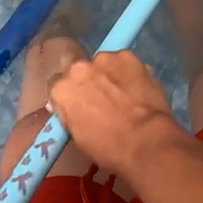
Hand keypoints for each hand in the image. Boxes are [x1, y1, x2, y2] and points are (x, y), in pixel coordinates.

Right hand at [47, 51, 186, 178]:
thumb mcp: (79, 137)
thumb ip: (71, 113)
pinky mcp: (128, 56)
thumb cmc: (108, 147)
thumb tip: (72, 106)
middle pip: (77, 69)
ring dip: (108, 74)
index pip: (57, 86)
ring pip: (102, 64)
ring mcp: (105, 58)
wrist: (145, 139)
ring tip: (123, 93)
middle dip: (86, 81)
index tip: (77, 105)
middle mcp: (79, 68)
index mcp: (62, 89)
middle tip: (100, 98)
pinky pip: (123, 62)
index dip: (68, 96)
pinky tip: (137, 88)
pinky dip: (127, 72)